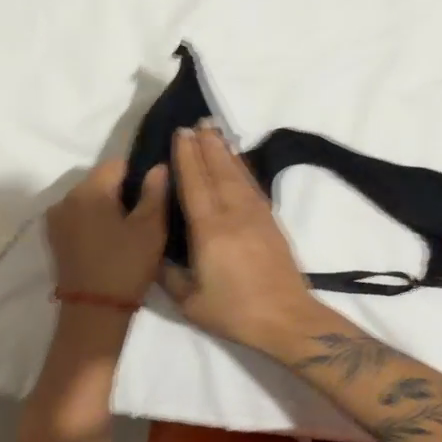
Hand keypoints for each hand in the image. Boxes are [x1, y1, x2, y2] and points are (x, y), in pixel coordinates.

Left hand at [45, 160, 168, 305]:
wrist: (94, 312)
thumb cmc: (126, 266)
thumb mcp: (150, 229)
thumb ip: (155, 192)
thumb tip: (158, 167)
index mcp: (88, 190)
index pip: (117, 164)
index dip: (139, 175)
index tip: (153, 195)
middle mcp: (65, 198)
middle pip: (100, 180)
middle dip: (121, 192)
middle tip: (144, 217)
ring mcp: (55, 219)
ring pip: (88, 200)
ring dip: (106, 207)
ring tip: (127, 232)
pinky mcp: (54, 238)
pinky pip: (78, 217)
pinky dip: (93, 222)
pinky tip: (109, 243)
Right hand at [161, 127, 326, 351]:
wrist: (286, 319)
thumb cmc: (234, 311)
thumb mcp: (189, 301)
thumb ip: (168, 274)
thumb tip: (154, 253)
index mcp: (210, 230)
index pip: (195, 183)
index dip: (187, 157)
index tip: (180, 134)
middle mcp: (233, 214)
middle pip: (218, 171)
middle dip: (206, 145)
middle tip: (197, 122)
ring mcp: (256, 216)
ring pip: (238, 174)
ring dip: (225, 152)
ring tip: (215, 132)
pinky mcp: (271, 223)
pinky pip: (253, 186)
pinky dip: (243, 169)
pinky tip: (238, 162)